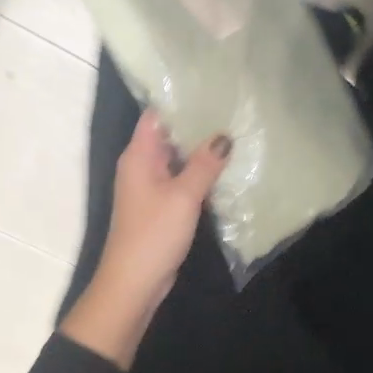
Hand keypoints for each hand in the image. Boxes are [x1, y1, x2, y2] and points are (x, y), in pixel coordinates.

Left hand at [60, 111, 228, 368]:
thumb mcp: (183, 196)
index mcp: (138, 156)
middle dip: (199, 125)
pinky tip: (228, 170)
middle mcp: (142, 166)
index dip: (181, 100)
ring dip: (203, 152)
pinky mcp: (162, 207)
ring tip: (238, 133)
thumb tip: (224, 136)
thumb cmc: (153, 235)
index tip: (213, 88)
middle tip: (235, 108)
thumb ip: (204, 164)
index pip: (157, 115)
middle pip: (171, 136)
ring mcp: (152, 187)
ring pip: (179, 160)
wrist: (134, 284)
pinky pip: (183, 182)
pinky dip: (201, 175)